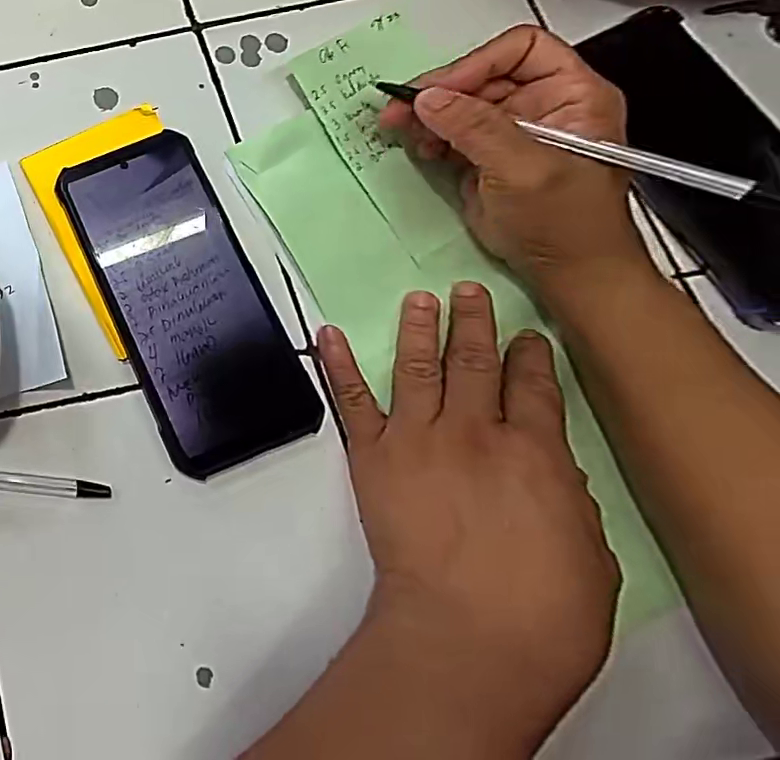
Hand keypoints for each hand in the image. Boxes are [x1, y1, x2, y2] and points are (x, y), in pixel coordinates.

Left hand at [320, 284, 618, 746]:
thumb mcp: (584, 541)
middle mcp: (472, 433)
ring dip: (416, 330)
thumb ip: (558, 489)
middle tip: (467, 290)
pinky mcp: (370, 453)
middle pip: (473, 366)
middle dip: (472, 324)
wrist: (469, 624)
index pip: (534, 389)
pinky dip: (338, 364)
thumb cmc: (544, 601)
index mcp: (537, 454)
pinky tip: (330, 335)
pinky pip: (351, 399)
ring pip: (415, 370)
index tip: (526, 332)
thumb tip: (541, 460)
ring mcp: (414, 438)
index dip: (530, 357)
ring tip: (417, 299)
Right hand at [376, 25, 648, 287]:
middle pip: (478, 73)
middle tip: (398, 112)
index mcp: (571, 95)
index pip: (520, 50)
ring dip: (423, 114)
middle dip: (436, 92)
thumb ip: (477, 129)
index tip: (438, 93)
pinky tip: (421, 149)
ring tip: (404, 132)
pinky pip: (445, 127)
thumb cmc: (566, 221)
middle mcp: (541, 103)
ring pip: (455, 100)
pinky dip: (424, 134)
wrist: (564, 265)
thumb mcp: (525, 169)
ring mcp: (509, 128)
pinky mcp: (482, 150)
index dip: (475, 65)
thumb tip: (428, 98)